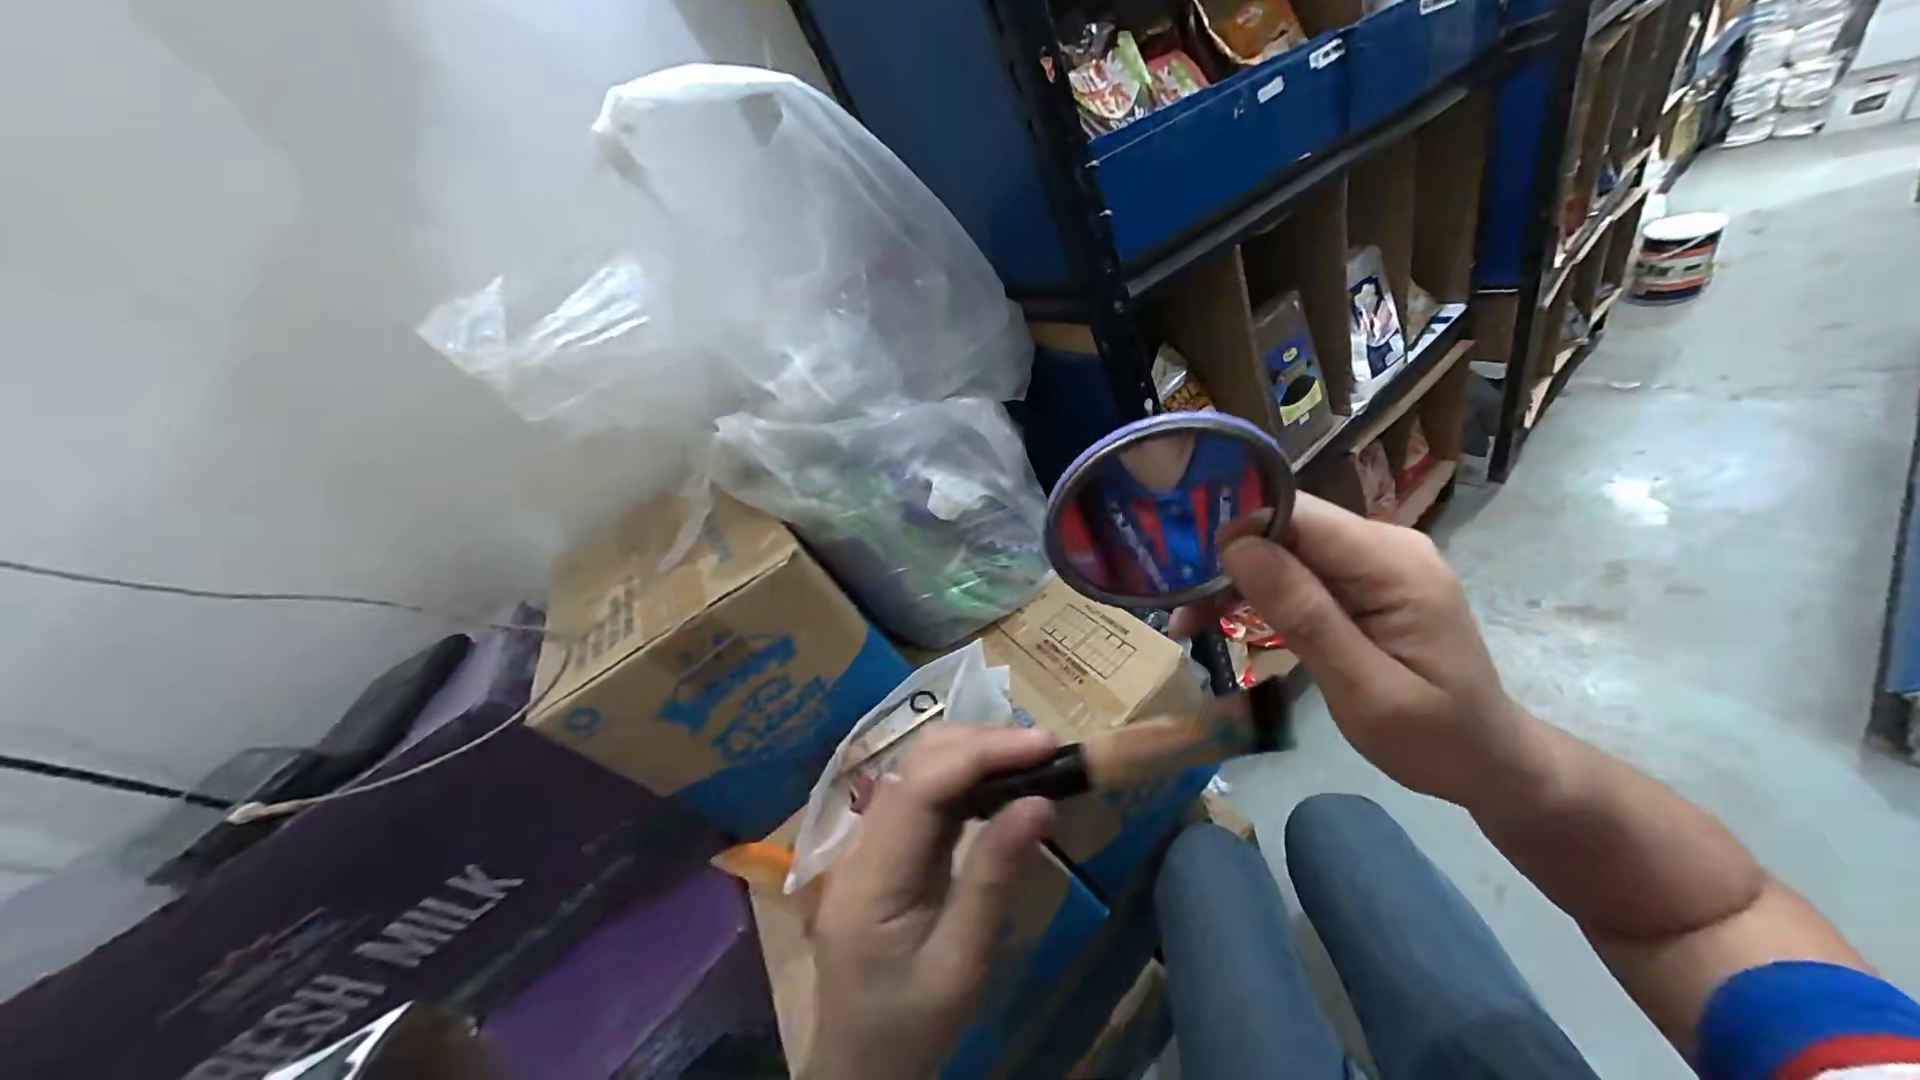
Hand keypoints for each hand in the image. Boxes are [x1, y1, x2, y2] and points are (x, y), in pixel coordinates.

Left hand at [805, 726, 1058, 1079]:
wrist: (859, 1064)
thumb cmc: (911, 1026)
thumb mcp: (961, 966)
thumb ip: (994, 878)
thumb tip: (1039, 803)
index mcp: (869, 876)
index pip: (920, 787)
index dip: (981, 753)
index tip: (1044, 745)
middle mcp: (860, 842)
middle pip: (916, 763)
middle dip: (982, 743)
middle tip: (1046, 751)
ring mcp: (868, 839)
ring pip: (920, 767)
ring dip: (975, 751)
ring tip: (1032, 759)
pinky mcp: (886, 845)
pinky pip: (925, 792)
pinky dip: (967, 776)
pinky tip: (1001, 783)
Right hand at [1176, 494, 1528, 803]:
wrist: (1487, 761)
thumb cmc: (1433, 737)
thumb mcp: (1364, 688)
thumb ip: (1304, 615)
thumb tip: (1238, 548)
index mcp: (1393, 563)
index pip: (1298, 515)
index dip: (1237, 532)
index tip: (1188, 573)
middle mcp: (1384, 546)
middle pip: (1284, 529)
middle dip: (1227, 562)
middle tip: (1180, 609)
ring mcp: (1372, 562)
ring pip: (1282, 550)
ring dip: (1235, 582)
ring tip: (1189, 621)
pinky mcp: (1360, 582)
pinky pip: (1296, 572)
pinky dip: (1257, 594)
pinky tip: (1224, 619)